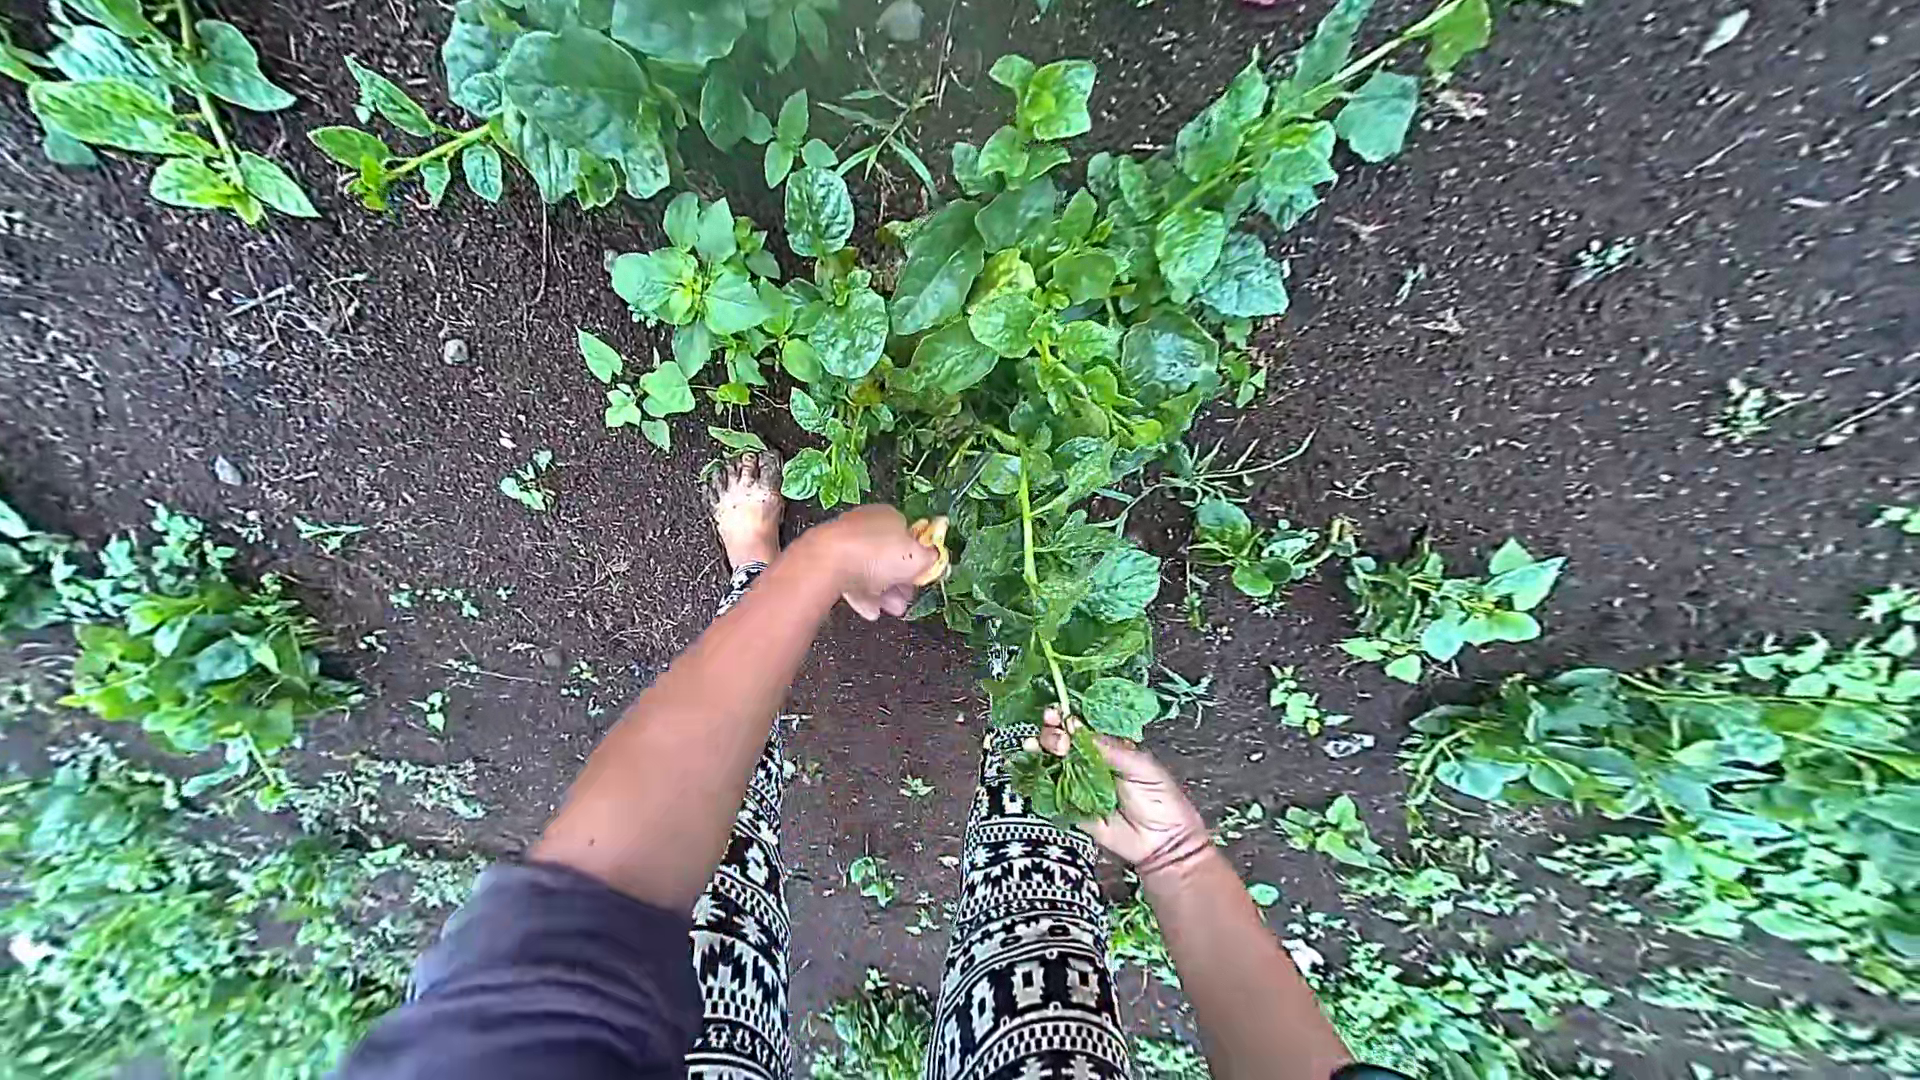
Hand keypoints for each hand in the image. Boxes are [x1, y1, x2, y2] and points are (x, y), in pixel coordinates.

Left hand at [795, 504, 940, 620]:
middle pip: (889, 557)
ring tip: (891, 609)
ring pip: (869, 571)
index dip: (918, 560)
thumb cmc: (878, 555)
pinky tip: (870, 611)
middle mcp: (866, 525)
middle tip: (906, 599)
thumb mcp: (919, 558)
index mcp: (890, 517)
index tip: (920, 579)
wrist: (827, 562)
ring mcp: (845, 542)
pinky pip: (850, 579)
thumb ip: (933, 558)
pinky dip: (862, 595)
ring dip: (884, 593)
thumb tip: (936, 557)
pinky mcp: (827, 560)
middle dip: (900, 582)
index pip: (910, 537)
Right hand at [1032, 708, 1212, 885]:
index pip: (1080, 727)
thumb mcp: (1141, 766)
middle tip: (1058, 740)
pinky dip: (1036, 777)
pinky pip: (1050, 790)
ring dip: (1040, 749)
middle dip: (1052, 733)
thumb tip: (1076, 727)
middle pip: (1061, 740)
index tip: (1057, 715)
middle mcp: (1088, 761)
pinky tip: (1028, 765)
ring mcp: (1077, 783)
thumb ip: (1109, 748)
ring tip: (1036, 745)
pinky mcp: (1071, 806)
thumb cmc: (1159, 799)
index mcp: (1106, 746)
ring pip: (1051, 761)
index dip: (1066, 718)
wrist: (1163, 844)